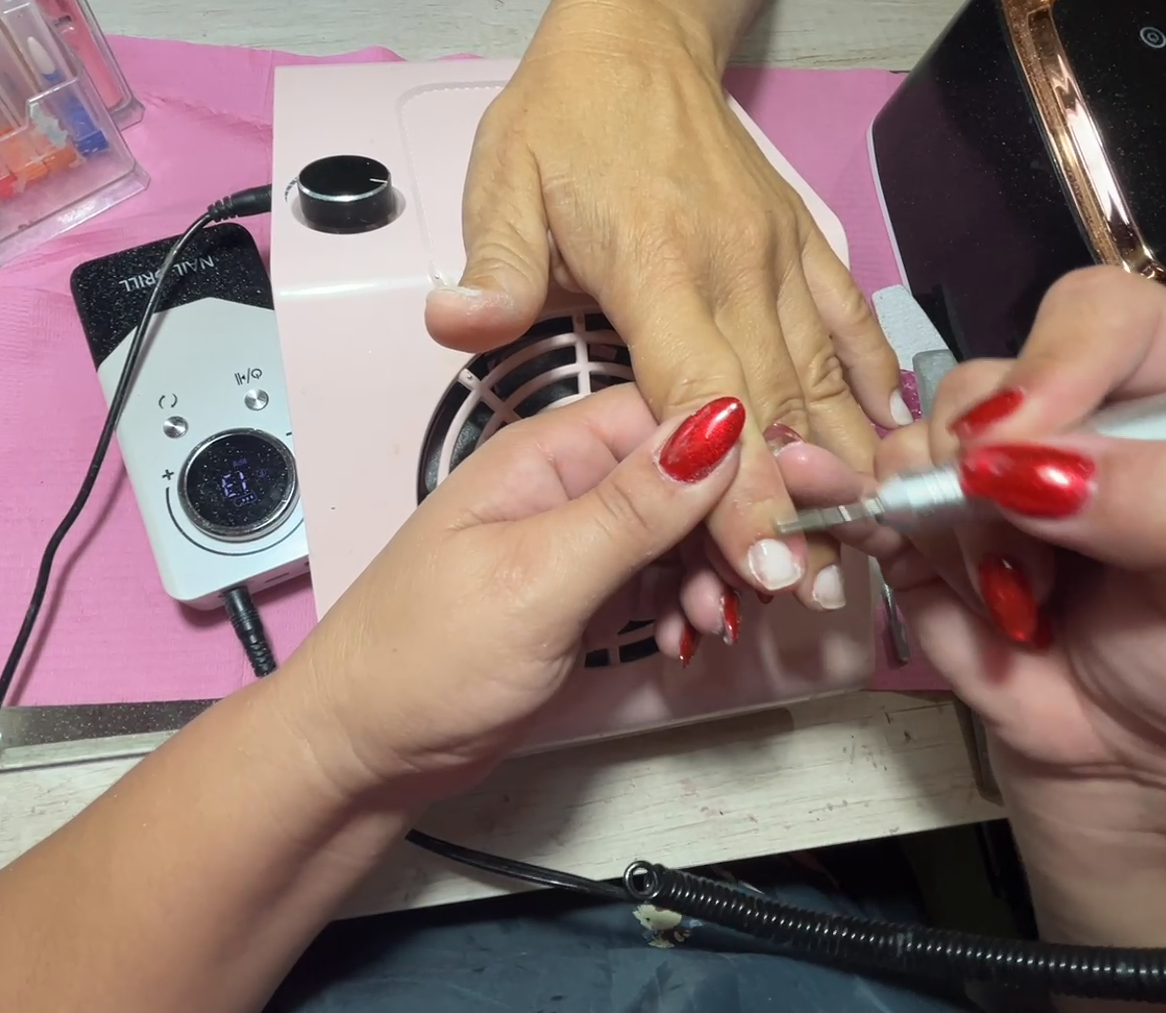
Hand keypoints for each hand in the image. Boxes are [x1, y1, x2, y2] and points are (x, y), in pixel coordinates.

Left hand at [284, 386, 741, 802]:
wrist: (367, 748)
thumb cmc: (425, 658)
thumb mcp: (534, 580)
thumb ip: (628, 509)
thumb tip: (719, 424)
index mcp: (544, 454)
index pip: (665, 416)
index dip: (739, 454)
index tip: (797, 505)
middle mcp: (564, 485)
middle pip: (682, 474)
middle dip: (737, 524)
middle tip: (785, 577)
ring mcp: (575, 540)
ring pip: (678, 531)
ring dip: (714, 573)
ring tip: (716, 620)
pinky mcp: (582, 591)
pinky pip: (657, 580)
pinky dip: (683, 606)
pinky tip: (682, 639)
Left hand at [424, 0, 903, 621]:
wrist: (634, 37)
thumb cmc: (561, 120)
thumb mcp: (504, 184)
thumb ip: (497, 268)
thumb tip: (457, 323)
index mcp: (655, 267)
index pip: (702, 396)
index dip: (736, 486)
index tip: (766, 562)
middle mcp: (732, 269)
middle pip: (774, 403)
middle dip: (803, 499)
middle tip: (829, 583)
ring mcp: (778, 255)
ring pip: (824, 373)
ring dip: (850, 459)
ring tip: (875, 535)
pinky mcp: (799, 242)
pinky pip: (848, 318)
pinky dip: (872, 378)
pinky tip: (893, 431)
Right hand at [779, 269, 1165, 946]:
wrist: (1138, 766)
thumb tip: (1014, 467)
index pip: (1101, 319)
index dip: (1056, 359)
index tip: (1024, 443)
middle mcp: (1057, 429)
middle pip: (980, 384)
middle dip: (981, 469)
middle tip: (1026, 558)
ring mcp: (971, 483)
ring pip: (910, 444)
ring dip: (939, 523)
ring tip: (1003, 598)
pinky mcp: (912, 532)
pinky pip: (860, 496)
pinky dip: (854, 512)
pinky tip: (872, 534)